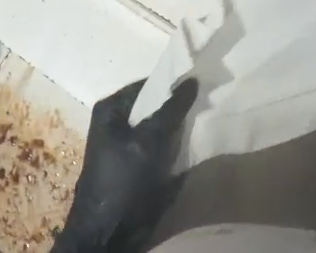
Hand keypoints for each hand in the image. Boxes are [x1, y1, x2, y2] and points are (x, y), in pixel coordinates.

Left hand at [52, 76, 198, 252]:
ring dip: (179, 131)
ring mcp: (128, 148)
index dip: (171, 85)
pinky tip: (196, 147)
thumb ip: (170, 111)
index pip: (147, 86)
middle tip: (207, 104)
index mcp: (110, 110)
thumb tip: (192, 80)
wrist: (108, 234)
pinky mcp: (138, 169)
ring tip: (206, 123)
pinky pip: (161, 151)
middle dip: (177, 109)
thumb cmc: (122, 179)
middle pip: (154, 109)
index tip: (199, 85)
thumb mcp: (148, 141)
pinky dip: (176, 150)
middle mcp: (117, 124)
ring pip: (160, 131)